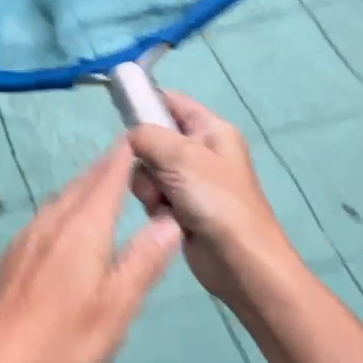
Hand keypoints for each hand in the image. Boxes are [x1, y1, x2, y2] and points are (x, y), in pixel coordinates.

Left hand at [0, 142, 183, 362]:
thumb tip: (169, 220)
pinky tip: (73, 223)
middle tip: (132, 160)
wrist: (1, 356)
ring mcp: (31, 233)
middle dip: (108, 168)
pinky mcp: (17, 251)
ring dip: (87, 187)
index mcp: (83, 226)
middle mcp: (54, 219)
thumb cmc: (69, 333)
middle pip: (84, 183)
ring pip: (64, 198)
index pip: (107, 178)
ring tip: (108, 187)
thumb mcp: (119, 304)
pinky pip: (50, 215)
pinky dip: (69, 207)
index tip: (140, 139)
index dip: (124, 156)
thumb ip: (144, 260)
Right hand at [127, 91, 306, 314]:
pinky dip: (153, 202)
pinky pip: (153, 192)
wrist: (241, 261)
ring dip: (148, 184)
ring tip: (161, 200)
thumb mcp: (180, 155)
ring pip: (148, 167)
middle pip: (154, 137)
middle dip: (144, 155)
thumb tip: (131, 137)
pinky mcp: (182, 205)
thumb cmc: (216, 200)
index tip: (121, 116)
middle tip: (152, 171)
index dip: (146, 102)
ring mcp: (192, 180)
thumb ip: (146, 135)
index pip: (172, 101)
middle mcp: (201, 151)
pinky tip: (164, 215)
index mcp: (211, 130)